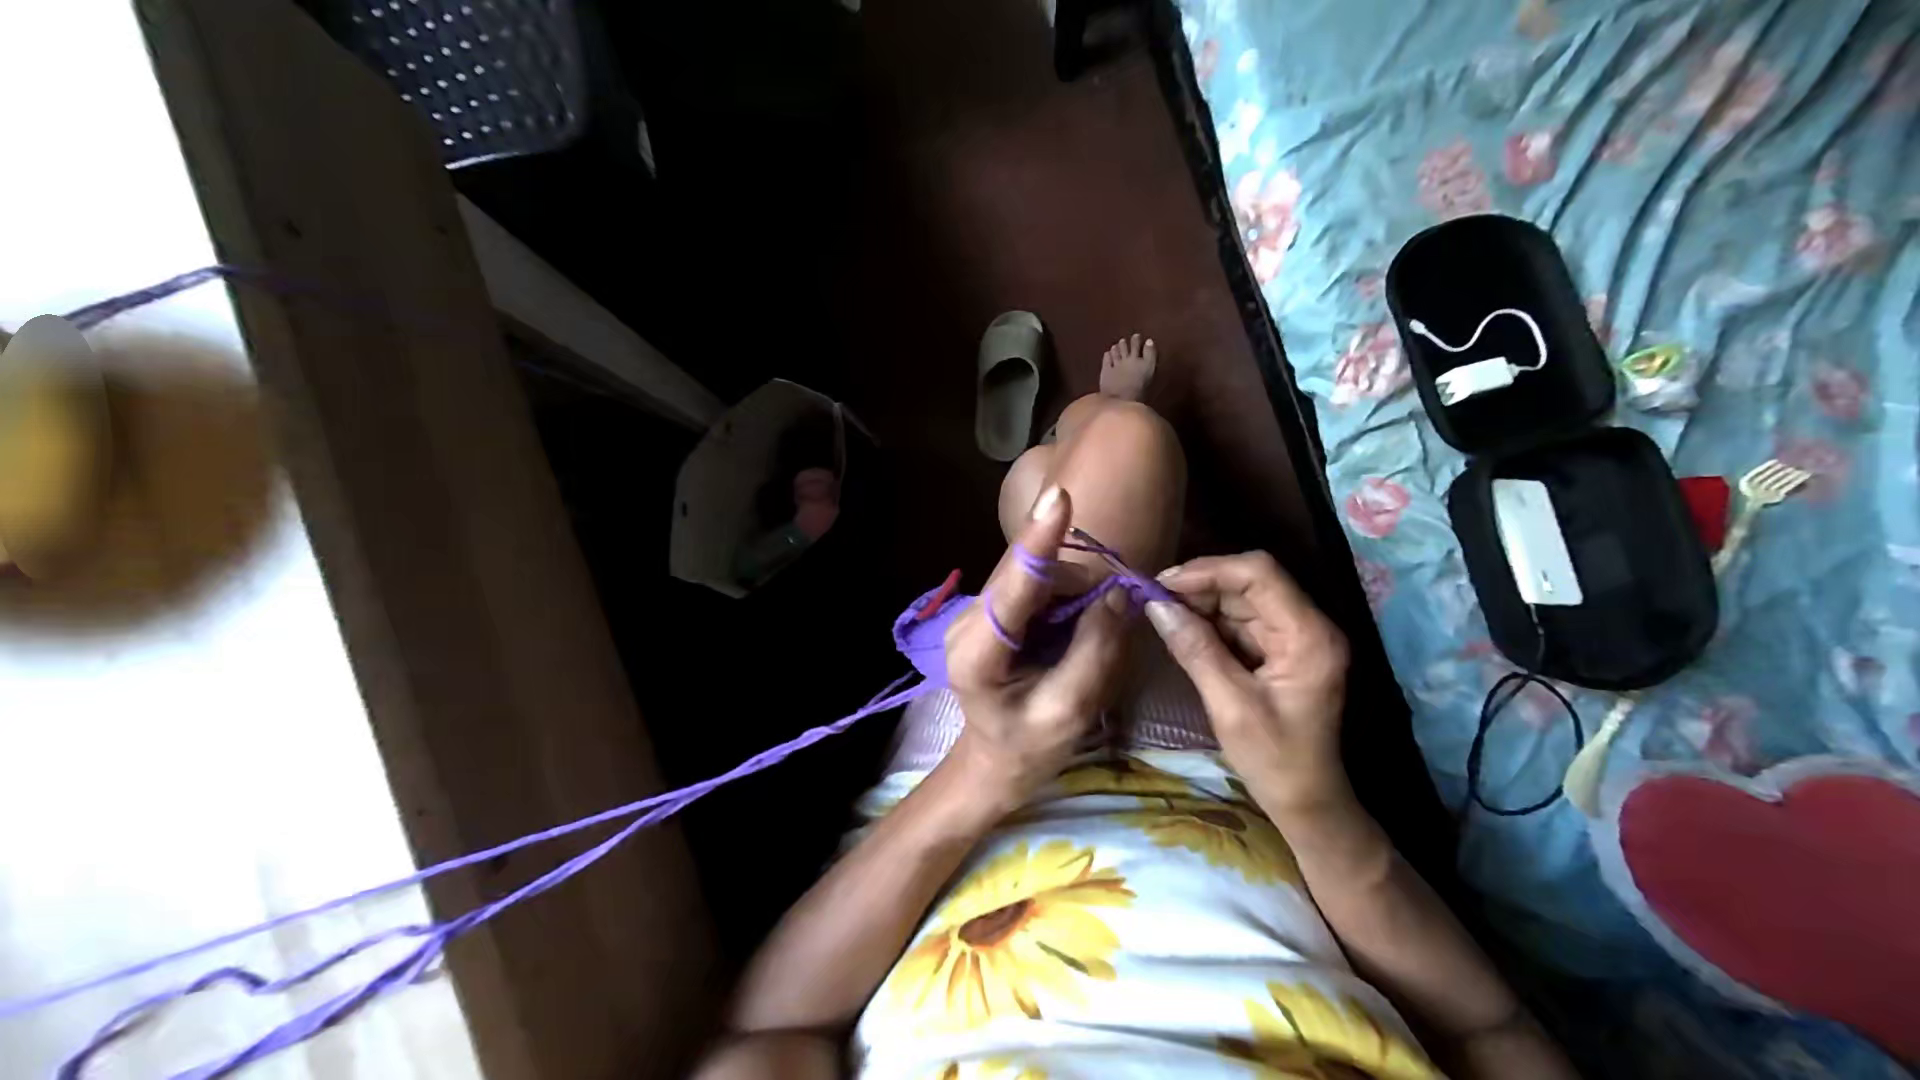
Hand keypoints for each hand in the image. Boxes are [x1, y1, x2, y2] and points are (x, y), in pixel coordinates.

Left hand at [945, 486, 1129, 797]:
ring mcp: (978, 610)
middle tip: (1115, 609)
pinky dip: (1065, 592)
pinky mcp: (993, 607)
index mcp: (979, 652)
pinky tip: (1076, 624)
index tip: (1060, 497)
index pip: (1012, 588)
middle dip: (1077, 575)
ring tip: (1092, 632)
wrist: (995, 759)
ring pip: (1034, 572)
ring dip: (1074, 586)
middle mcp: (969, 620)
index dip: (1038, 541)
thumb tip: (1117, 594)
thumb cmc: (1030, 747)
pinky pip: (1035, 582)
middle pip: (1028, 571)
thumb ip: (1093, 652)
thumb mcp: (1070, 711)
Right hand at [1144, 552, 1350, 813]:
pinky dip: (1208, 621)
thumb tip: (1154, 605)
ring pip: (1241, 598)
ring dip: (1200, 601)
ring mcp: (1294, 637)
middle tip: (1155, 599)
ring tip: (1161, 612)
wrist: (1307, 803)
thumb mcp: (1229, 705)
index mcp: (1308, 635)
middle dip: (1200, 585)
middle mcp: (1307, 626)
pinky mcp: (1279, 650)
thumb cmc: (1275, 760)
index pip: (1260, 574)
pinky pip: (1240, 620)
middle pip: (1250, 581)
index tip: (1163, 584)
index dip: (1209, 570)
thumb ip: (1194, 649)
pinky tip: (1181, 629)